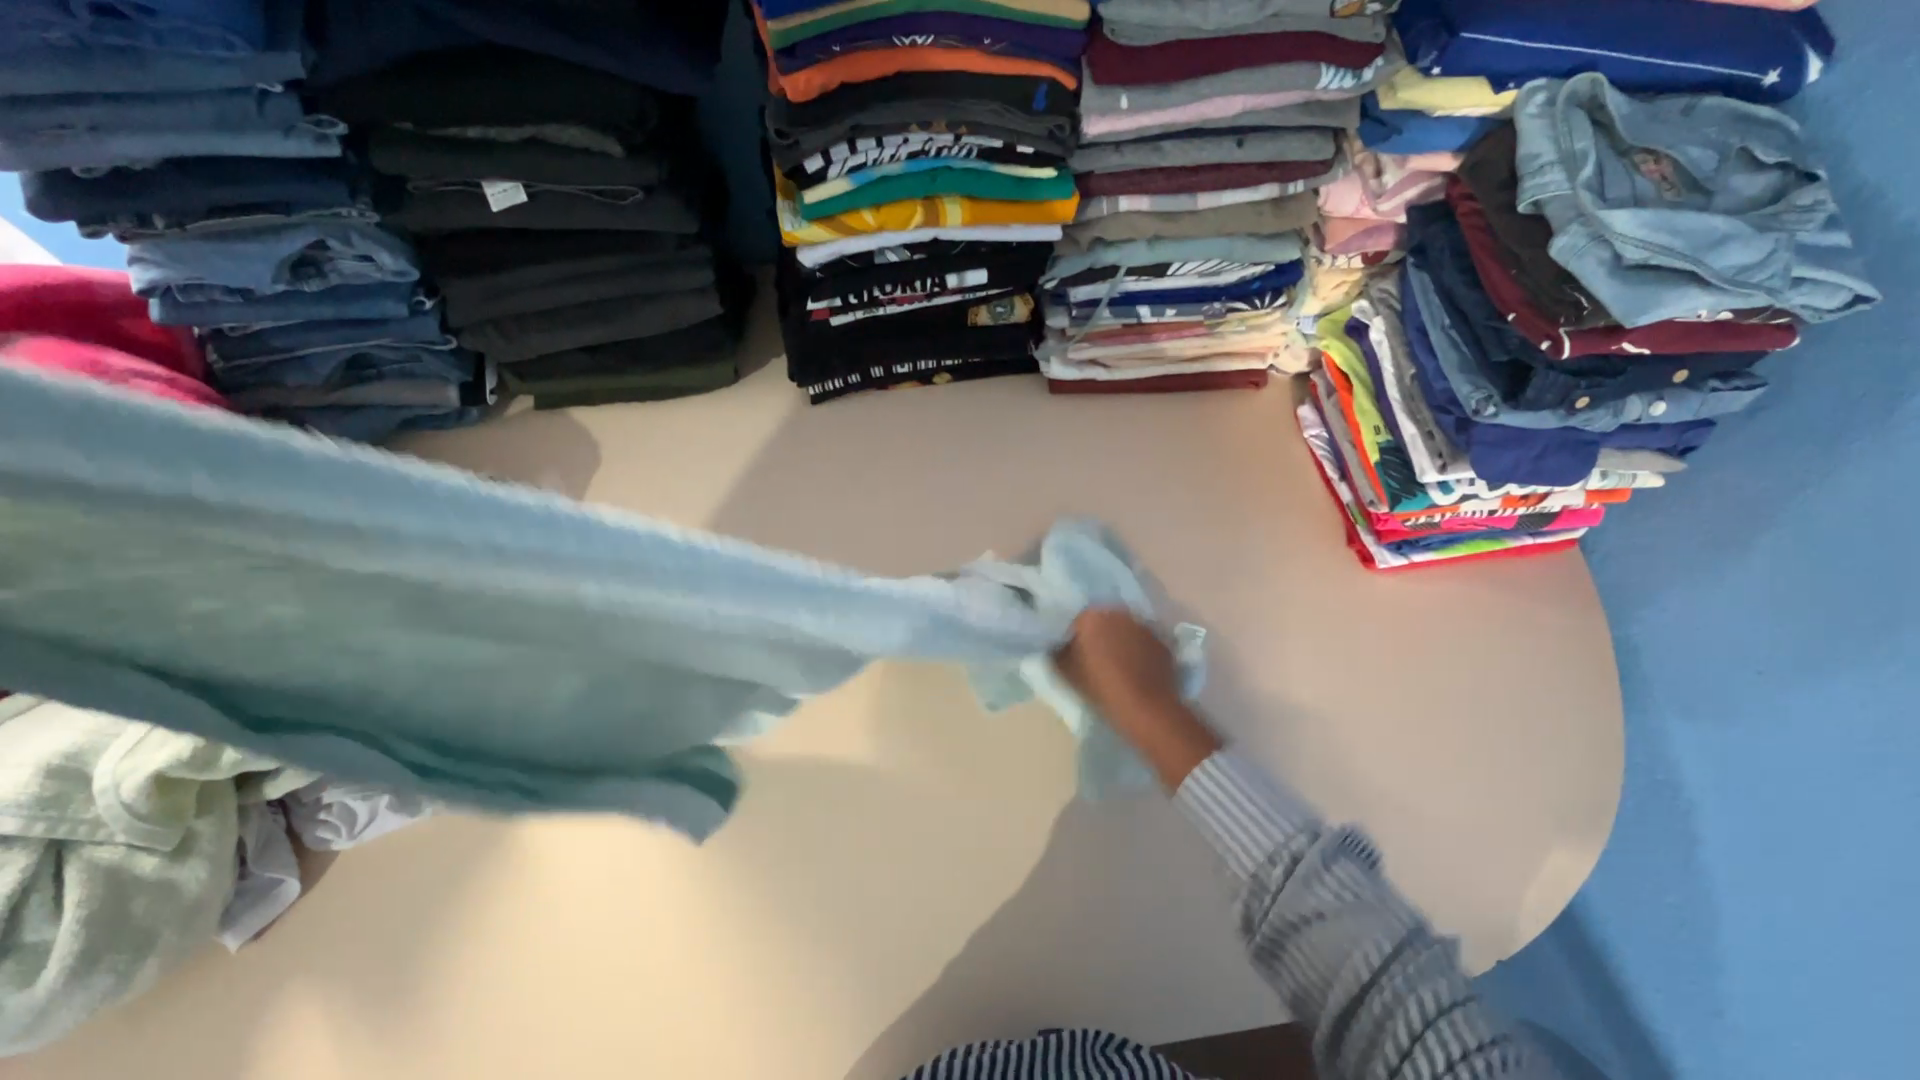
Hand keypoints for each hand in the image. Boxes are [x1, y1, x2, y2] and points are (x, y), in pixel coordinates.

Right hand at [1053, 609, 1220, 789]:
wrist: (1144, 707)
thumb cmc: (1100, 687)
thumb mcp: (1066, 671)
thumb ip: (1058, 651)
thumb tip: (1057, 644)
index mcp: (1091, 616)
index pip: (1077, 620)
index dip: (1075, 637)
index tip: (1074, 653)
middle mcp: (1119, 613)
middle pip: (1103, 620)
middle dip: (1098, 634)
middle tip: (1095, 657)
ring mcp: (1144, 625)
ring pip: (1125, 629)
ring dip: (1120, 640)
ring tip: (1118, 664)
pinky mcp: (1162, 641)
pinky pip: (1144, 641)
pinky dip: (1139, 650)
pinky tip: (1137, 669)